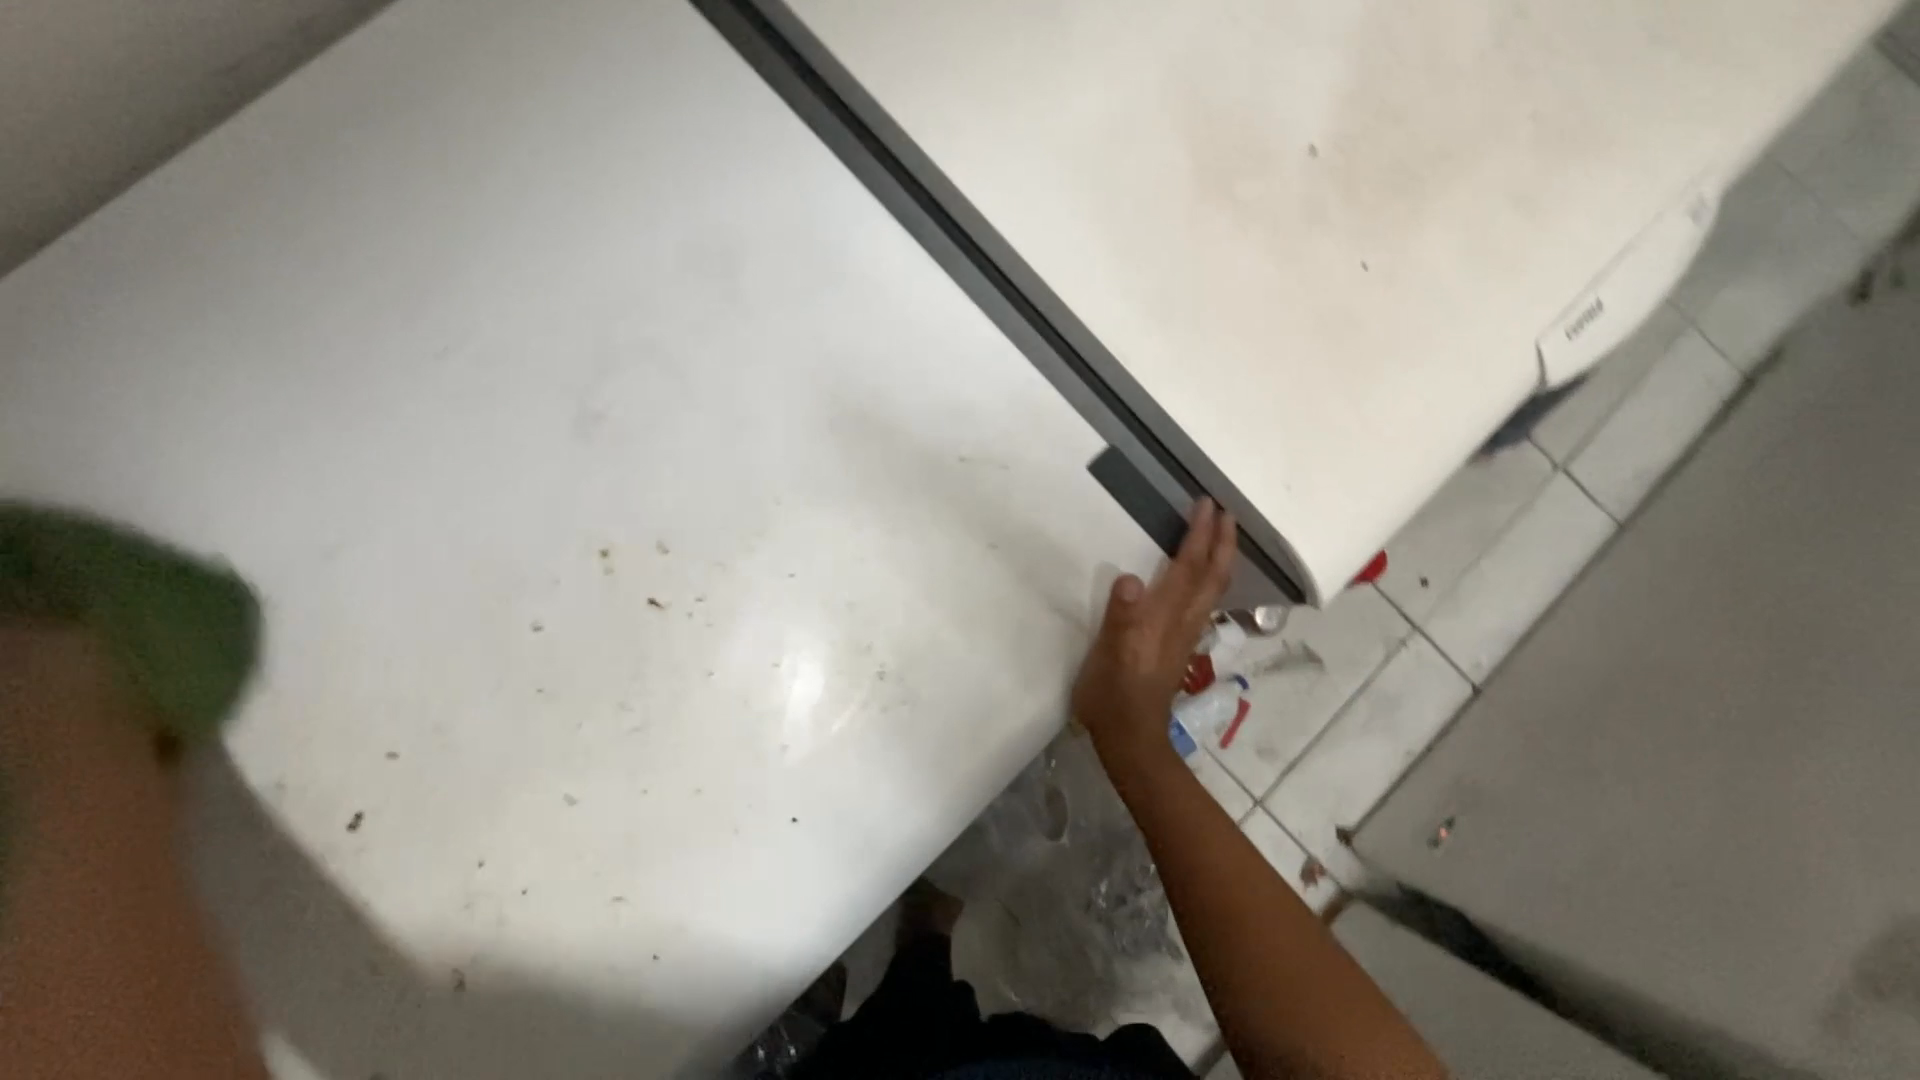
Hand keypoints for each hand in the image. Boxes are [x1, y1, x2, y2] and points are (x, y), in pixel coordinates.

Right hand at [1073, 497, 1236, 765]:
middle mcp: (1182, 621)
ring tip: (1220, 536)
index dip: (1199, 536)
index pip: (1189, 569)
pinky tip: (1200, 579)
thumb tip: (1130, 579)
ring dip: (1219, 558)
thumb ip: (1121, 618)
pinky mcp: (1177, 646)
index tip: (1208, 504)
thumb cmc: (1113, 694)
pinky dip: (1208, 579)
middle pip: (1212, 576)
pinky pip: (1201, 601)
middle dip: (1221, 542)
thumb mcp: (1108, 656)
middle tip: (1225, 511)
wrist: (1130, 736)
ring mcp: (1183, 634)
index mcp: (1165, 618)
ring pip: (1212, 589)